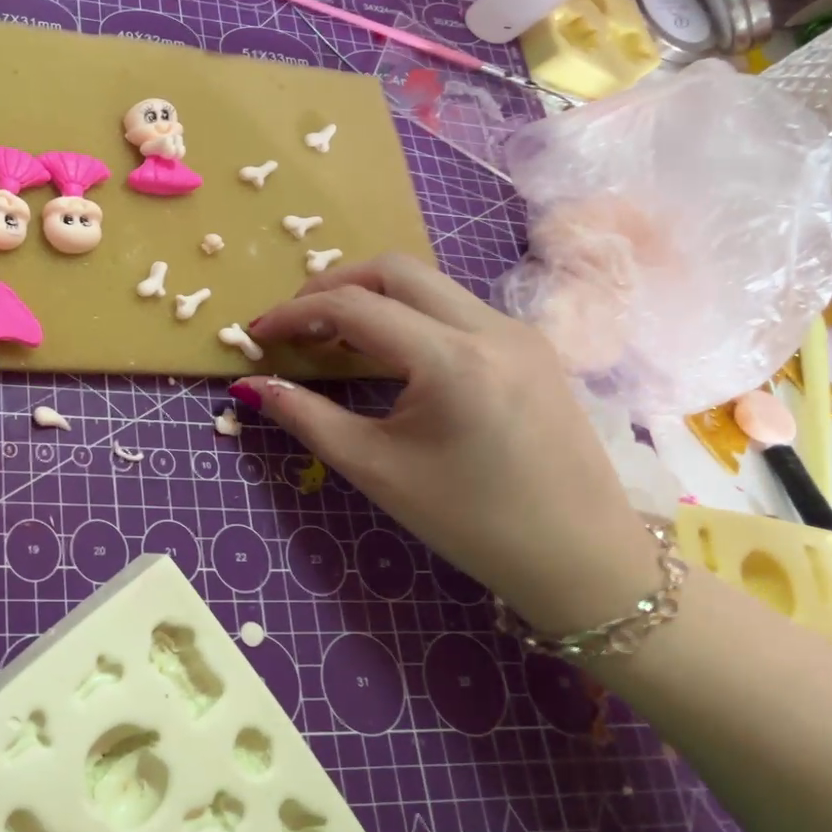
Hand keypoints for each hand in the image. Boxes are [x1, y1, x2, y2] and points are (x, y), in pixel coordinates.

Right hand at [232, 254, 660, 636]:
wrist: (583, 562)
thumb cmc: (470, 521)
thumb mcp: (374, 468)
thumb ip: (304, 416)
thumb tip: (248, 387)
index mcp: (452, 360)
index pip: (353, 307)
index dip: (294, 313)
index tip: (257, 333)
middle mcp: (491, 328)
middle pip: (393, 269)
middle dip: (331, 286)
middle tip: (294, 323)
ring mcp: (519, 333)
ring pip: (427, 282)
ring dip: (371, 296)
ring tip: (332, 336)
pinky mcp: (531, 348)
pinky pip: (454, 306)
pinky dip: (406, 312)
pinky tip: (387, 352)